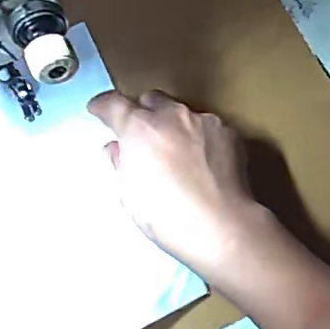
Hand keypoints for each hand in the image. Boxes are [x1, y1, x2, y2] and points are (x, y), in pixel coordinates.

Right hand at [87, 90, 280, 284]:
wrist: (222, 227)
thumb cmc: (169, 217)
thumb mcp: (130, 194)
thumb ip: (121, 163)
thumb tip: (119, 149)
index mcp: (141, 128)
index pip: (113, 103)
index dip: (103, 107)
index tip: (99, 111)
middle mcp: (173, 116)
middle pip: (151, 101)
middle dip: (144, 114)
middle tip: (143, 140)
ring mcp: (205, 122)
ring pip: (182, 114)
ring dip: (175, 127)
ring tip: (178, 157)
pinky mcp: (230, 134)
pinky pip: (208, 129)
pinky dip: (201, 140)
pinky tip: (204, 165)